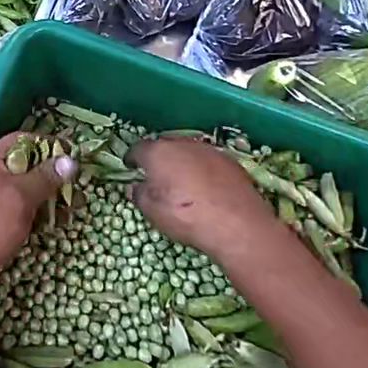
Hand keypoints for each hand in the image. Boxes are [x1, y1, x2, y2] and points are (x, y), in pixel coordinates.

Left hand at [0, 132, 73, 295]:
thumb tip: (71, 160)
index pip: (23, 139)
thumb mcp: (23, 197)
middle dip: (49, 173)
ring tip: (66, 207)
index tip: (71, 157)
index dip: (49, 144)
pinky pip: (14, 200)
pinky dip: (31, 207)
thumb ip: (46, 176)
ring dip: (43, 193)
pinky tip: (48, 221)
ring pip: (21, 184)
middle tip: (72, 186)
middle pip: (23, 161)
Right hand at [130, 137, 284, 261]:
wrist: (237, 224)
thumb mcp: (152, 211)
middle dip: (159, 159)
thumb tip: (136, 187)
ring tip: (183, 183)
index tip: (131, 167)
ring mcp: (209, 151)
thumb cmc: (185, 216)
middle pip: (165, 147)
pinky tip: (206, 188)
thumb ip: (139, 194)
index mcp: (157, 153)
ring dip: (183, 163)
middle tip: (157, 176)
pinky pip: (208, 162)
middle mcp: (182, 144)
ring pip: (189, 152)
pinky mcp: (231, 161)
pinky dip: (203, 171)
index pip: (138, 149)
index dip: (132, 158)